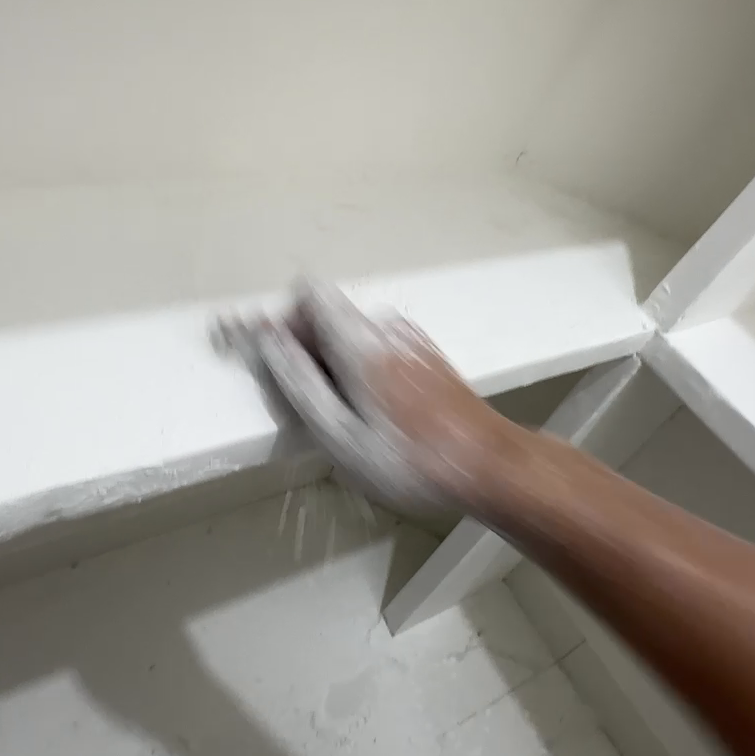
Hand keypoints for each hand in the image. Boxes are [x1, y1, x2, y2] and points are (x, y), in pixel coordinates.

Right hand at [218, 279, 524, 516]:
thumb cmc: (408, 460)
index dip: (281, 317)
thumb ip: (298, 380)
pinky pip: (374, 342)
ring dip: (332, 359)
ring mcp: (408, 336)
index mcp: (358, 339)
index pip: (307, 291)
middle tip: (309, 402)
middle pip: (326, 312)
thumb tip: (265, 335)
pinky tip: (375, 409)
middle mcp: (383, 324)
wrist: (489, 464)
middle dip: (304, 346)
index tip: (271, 353)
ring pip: (350, 330)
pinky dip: (358, 364)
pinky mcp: (423, 351)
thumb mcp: (339, 434)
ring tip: (345, 414)